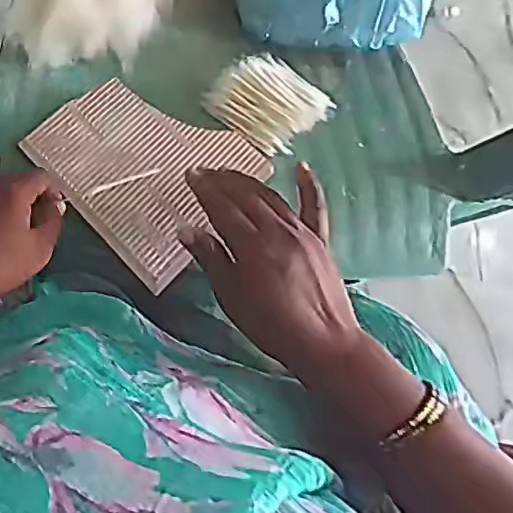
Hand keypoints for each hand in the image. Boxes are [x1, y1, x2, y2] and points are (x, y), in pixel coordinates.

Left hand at [0, 169, 66, 306]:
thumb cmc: (0, 264)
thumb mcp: (39, 248)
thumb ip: (53, 220)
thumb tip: (54, 205)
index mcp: (14, 188)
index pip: (43, 176)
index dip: (55, 191)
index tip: (57, 212)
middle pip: (23, 180)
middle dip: (36, 197)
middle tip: (41, 224)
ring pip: (6, 189)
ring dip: (18, 203)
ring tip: (21, 231)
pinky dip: (1, 208)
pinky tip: (1, 231)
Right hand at [181, 164, 367, 380]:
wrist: (326, 345)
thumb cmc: (271, 325)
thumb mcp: (231, 296)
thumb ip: (211, 258)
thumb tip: (186, 230)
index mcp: (252, 246)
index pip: (222, 207)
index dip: (204, 189)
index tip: (190, 175)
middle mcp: (277, 232)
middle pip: (245, 196)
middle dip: (221, 180)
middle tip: (204, 172)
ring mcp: (302, 233)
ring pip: (271, 196)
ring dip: (248, 181)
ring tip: (228, 172)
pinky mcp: (321, 240)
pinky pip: (313, 206)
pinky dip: (307, 184)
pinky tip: (299, 167)